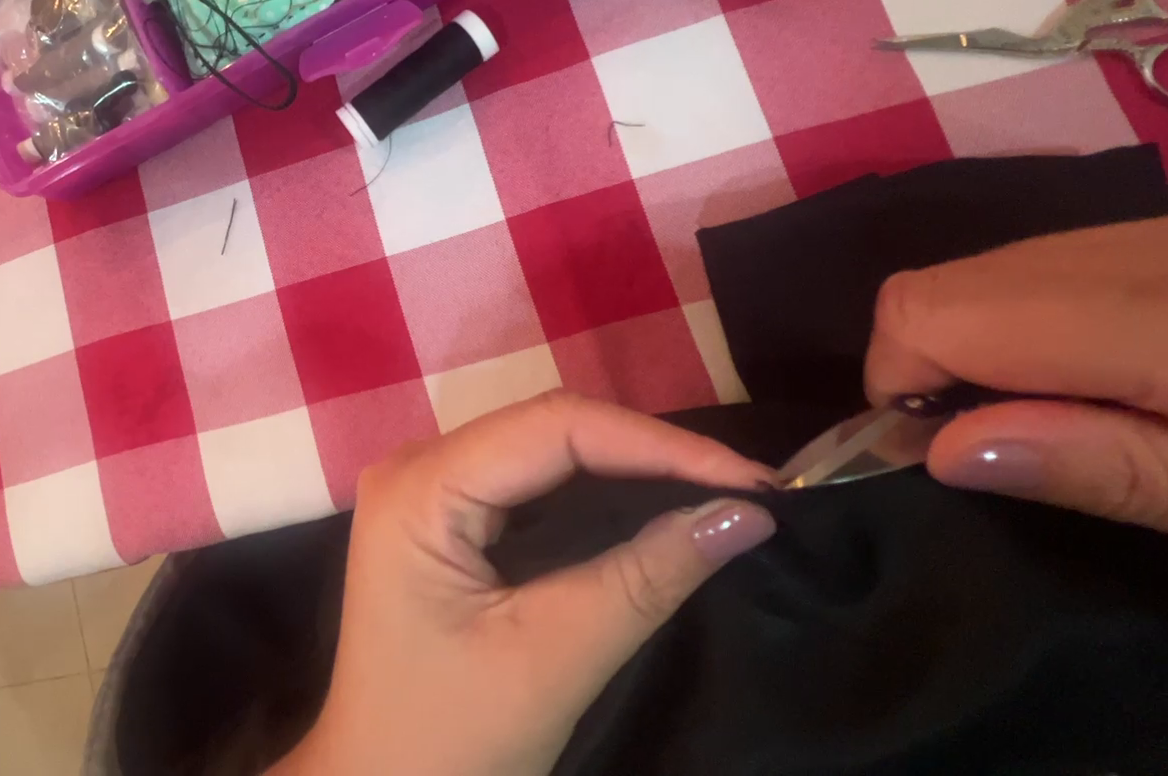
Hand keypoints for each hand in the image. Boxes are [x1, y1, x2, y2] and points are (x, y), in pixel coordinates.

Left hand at [269, 391, 774, 775]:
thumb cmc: (448, 740)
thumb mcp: (550, 658)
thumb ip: (643, 578)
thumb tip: (744, 515)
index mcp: (421, 487)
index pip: (553, 429)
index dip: (657, 443)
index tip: (753, 480)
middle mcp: (414, 464)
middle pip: (544, 427)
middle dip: (647, 448)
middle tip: (743, 487)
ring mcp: (422, 484)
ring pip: (539, 444)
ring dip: (626, 461)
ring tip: (713, 488)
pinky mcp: (439, 510)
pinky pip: (525, 475)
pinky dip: (591, 485)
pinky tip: (646, 498)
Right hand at [864, 209, 1167, 548]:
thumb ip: (1112, 469)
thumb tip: (941, 448)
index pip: (931, 312)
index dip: (896, 376)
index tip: (930, 449)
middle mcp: (1149, 252)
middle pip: (943, 282)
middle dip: (923, 361)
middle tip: (988, 441)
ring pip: (987, 268)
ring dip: (974, 341)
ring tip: (1051, 412)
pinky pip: (1045, 263)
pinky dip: (1024, 319)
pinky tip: (1099, 371)